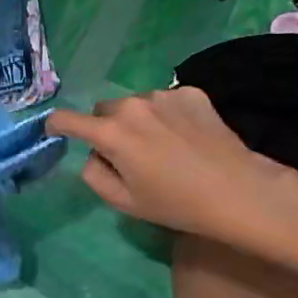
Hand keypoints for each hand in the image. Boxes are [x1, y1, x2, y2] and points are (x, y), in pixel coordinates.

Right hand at [47, 88, 292, 240]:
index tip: (55, 131)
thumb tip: (93, 155)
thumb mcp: (124, 202)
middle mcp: (131, 106)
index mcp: (110, 133)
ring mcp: (162, 96)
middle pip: (103, 110)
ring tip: (162, 144)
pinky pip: (164, 101)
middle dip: (107, 127)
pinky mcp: (190, 93)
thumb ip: (93, 175)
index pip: (66, 119)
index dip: (56, 125)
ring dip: (137, 119)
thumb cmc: (178, 204)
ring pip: (134, 104)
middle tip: (128, 153)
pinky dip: (166, 114)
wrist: (242, 193)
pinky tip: (185, 135)